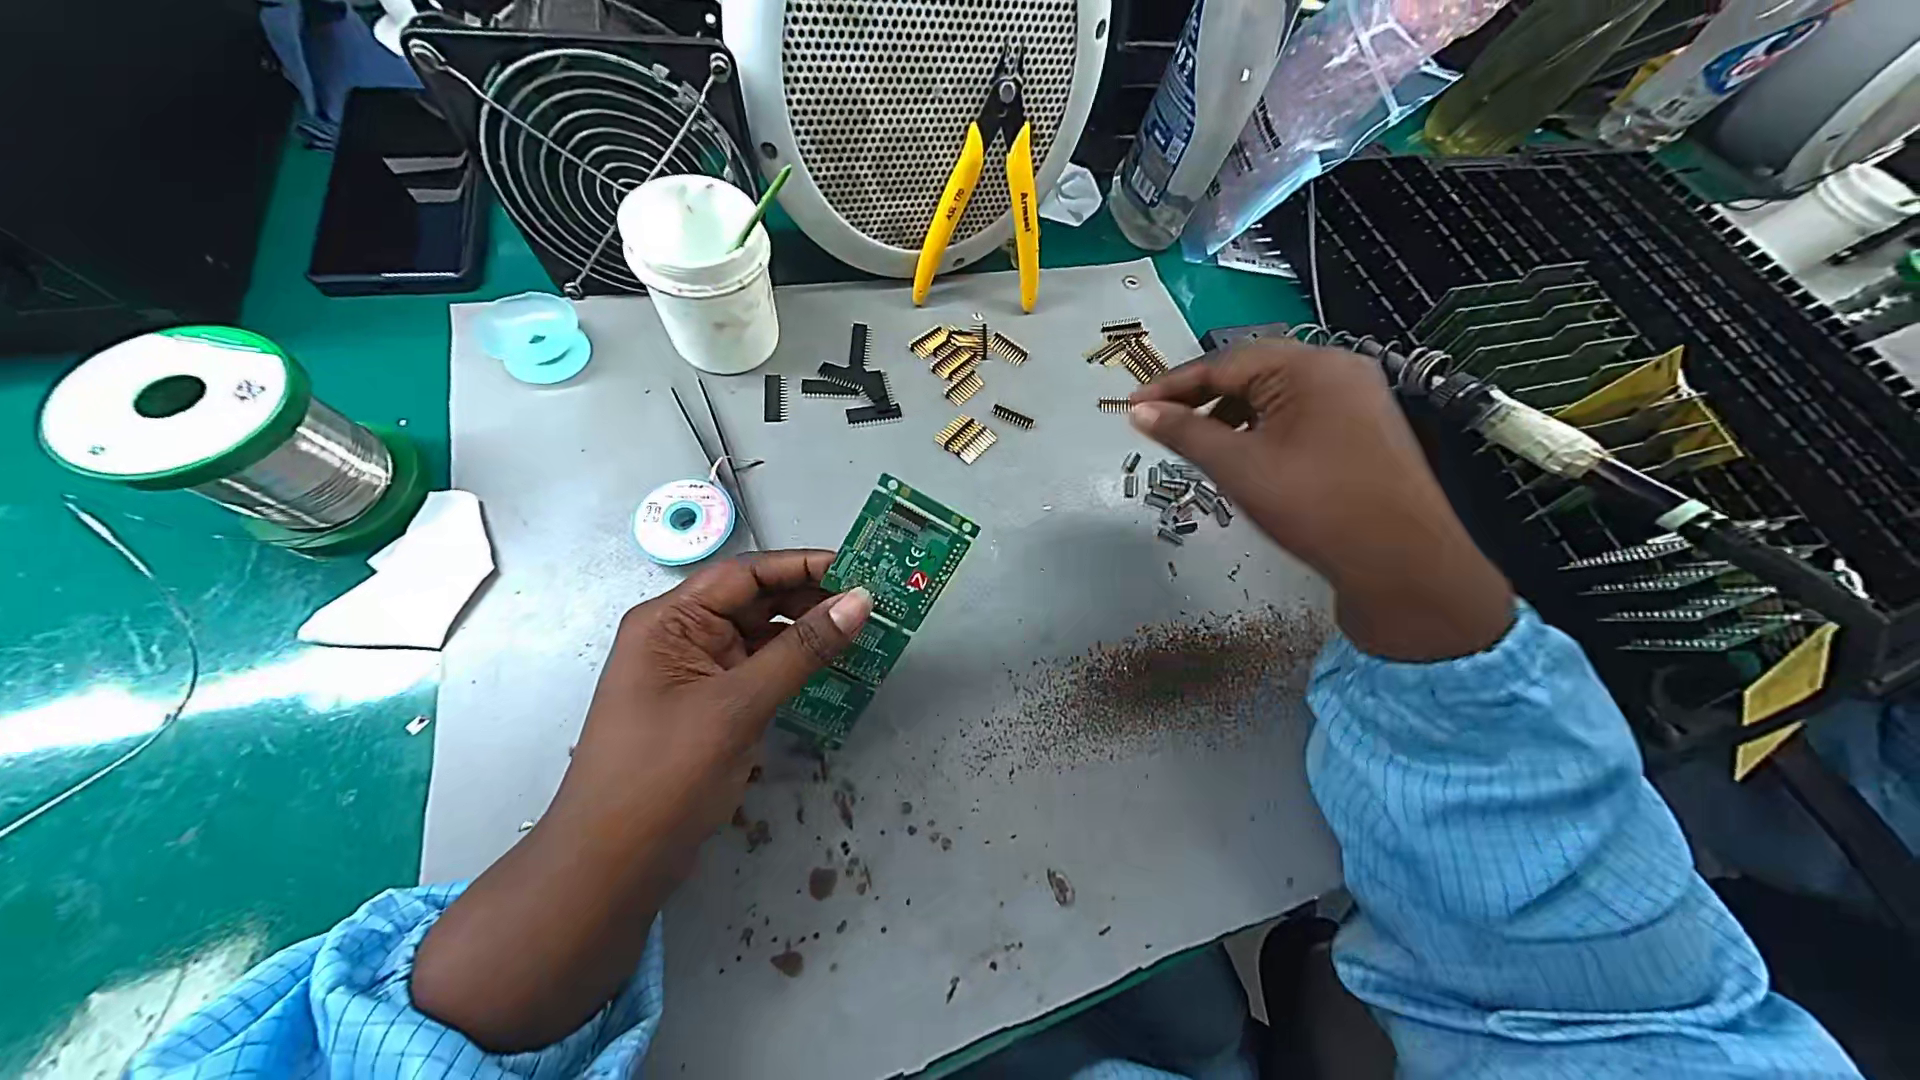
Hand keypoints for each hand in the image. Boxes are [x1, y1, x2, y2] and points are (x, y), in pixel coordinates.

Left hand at [413, 551, 870, 1051]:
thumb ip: (802, 649)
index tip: (860, 567)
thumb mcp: (739, 705)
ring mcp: (697, 671)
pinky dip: (796, 664)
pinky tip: (833, 665)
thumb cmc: (666, 776)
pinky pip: (760, 668)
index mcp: (671, 620)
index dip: (803, 566)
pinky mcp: (712, 703)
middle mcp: (682, 636)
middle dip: (811, 598)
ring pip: (762, 634)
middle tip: (872, 603)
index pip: (745, 574)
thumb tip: (860, 602)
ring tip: (863, 630)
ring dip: (808, 632)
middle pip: (755, 600)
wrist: (611, 868)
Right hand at [1129, 342, 1511, 660]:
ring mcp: (1357, 395)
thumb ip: (1184, 432)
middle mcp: (1338, 367)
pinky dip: (1262, 425)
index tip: (1133, 404)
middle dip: (1201, 396)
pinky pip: (1300, 410)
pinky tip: (1245, 451)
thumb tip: (1139, 411)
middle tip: (1161, 421)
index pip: (1224, 363)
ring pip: (1275, 392)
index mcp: (1309, 366)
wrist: (1402, 562)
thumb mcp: (1238, 466)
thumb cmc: (1315, 506)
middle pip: (1251, 371)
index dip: (1172, 385)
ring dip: (1231, 411)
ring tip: (1198, 441)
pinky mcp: (1364, 424)